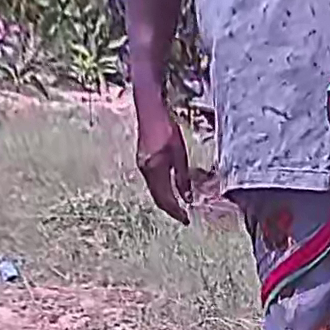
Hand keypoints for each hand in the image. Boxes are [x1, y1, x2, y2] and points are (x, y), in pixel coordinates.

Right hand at [135, 110, 193, 224]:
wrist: (149, 110)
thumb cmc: (166, 128)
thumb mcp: (180, 155)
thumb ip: (183, 178)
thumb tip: (187, 199)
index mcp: (155, 171)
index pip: (166, 200)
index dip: (176, 212)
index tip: (186, 220)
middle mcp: (146, 171)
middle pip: (158, 198)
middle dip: (171, 210)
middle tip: (183, 217)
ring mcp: (142, 166)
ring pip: (155, 192)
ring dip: (166, 202)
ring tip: (178, 208)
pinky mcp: (142, 161)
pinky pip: (152, 183)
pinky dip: (162, 191)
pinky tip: (170, 192)